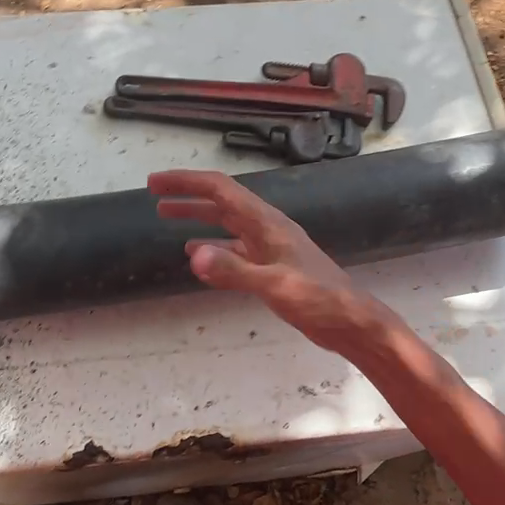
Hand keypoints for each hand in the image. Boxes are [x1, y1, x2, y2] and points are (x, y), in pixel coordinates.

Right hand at [149, 170, 384, 351]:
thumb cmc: (318, 299)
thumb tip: (192, 254)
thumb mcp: (274, 284)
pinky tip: (197, 257)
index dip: (186, 182)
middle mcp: (265, 229)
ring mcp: (268, 248)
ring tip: (166, 216)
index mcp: (266, 223)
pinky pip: (234, 250)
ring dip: (196, 217)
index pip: (220, 190)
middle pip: (220, 201)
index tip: (155, 183)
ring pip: (225, 224)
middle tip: (154, 194)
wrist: (350, 322)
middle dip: (187, 194)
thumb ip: (234, 270)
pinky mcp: (270, 268)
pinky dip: (212, 248)